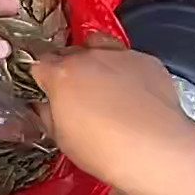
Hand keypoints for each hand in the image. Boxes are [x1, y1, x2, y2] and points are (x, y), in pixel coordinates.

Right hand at [31, 35, 194, 190]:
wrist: (154, 149)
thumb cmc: (104, 150)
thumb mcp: (62, 140)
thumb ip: (49, 116)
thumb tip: (45, 107)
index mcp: (62, 75)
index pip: (40, 64)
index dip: (43, 77)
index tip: (48, 90)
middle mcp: (90, 57)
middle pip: (69, 52)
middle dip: (68, 68)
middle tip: (76, 93)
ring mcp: (120, 56)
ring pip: (100, 45)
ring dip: (96, 58)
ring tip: (103, 83)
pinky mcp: (148, 61)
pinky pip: (130, 58)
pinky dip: (127, 70)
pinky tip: (133, 93)